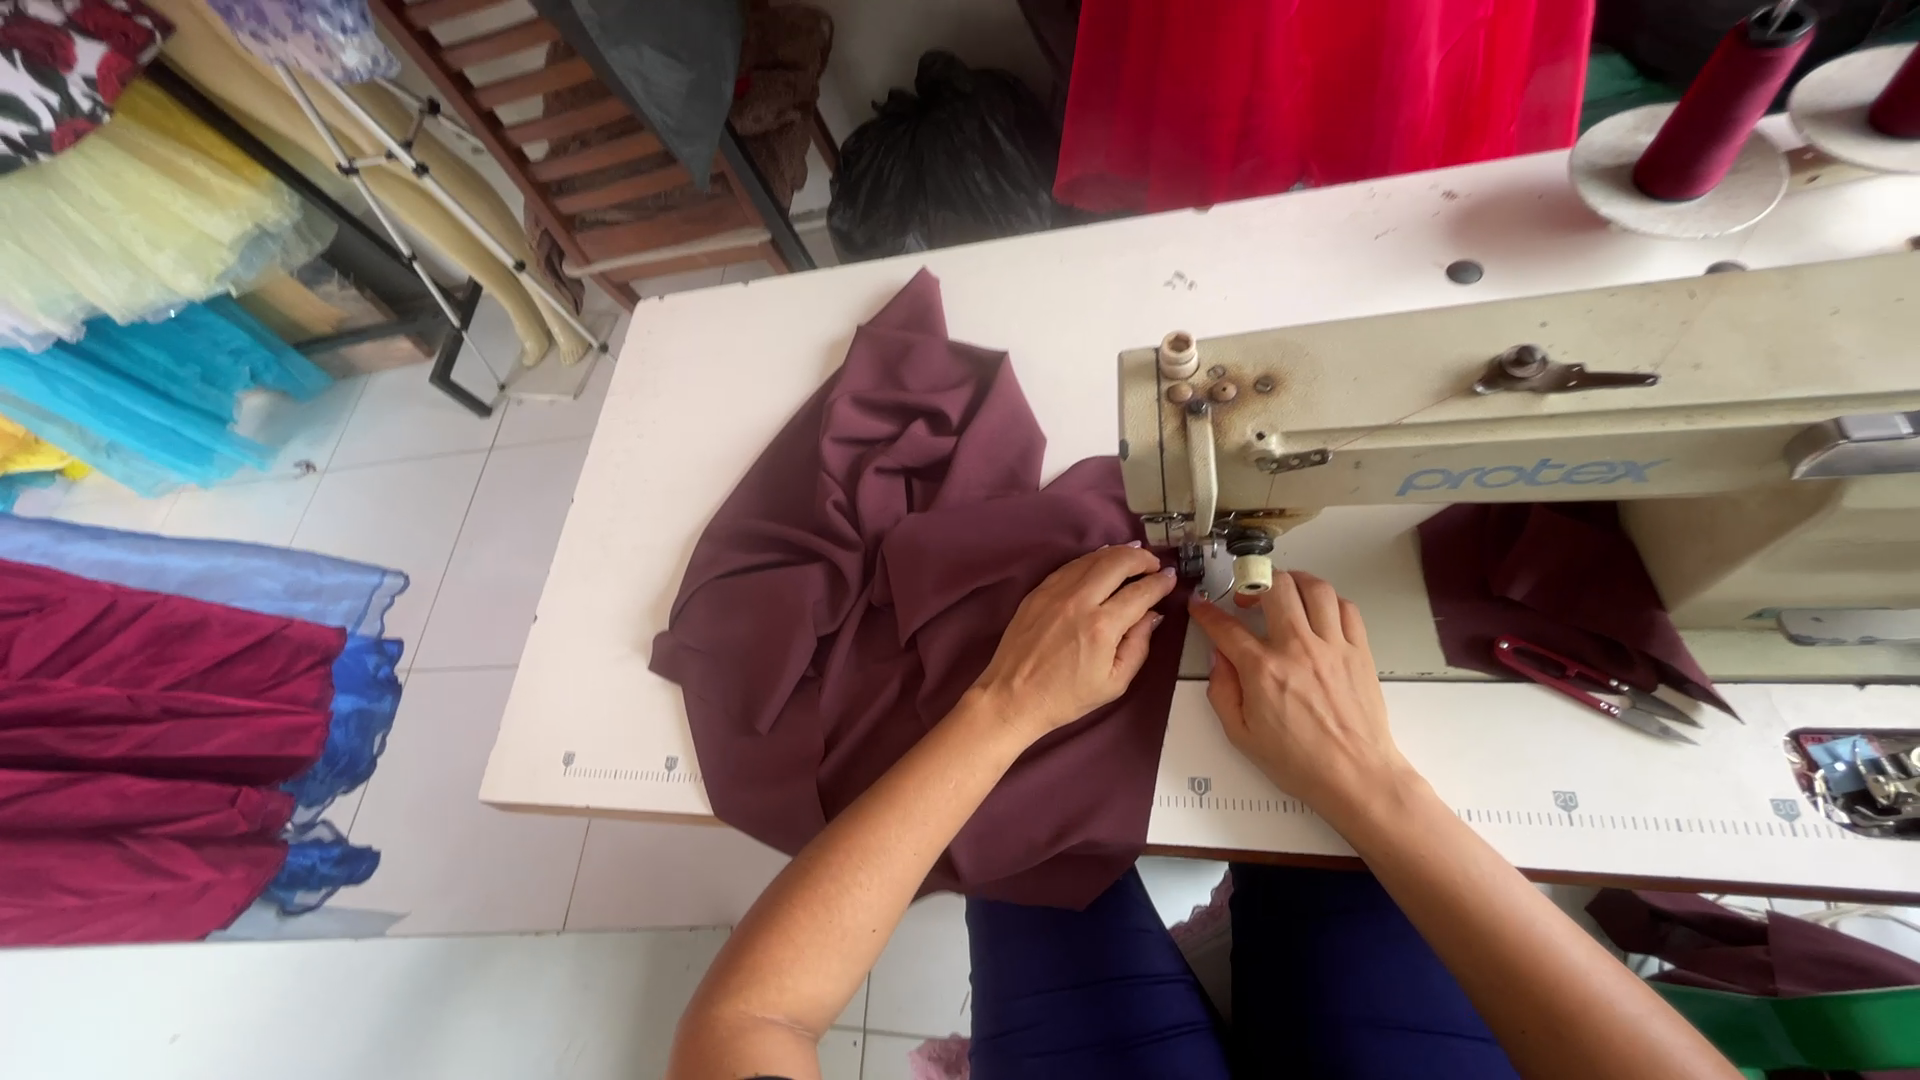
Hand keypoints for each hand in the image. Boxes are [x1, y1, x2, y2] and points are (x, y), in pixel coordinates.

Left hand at [971, 544, 1176, 738]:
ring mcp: (1055, 593)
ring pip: (1093, 559)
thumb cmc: (1065, 697)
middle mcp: (1079, 601)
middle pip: (1118, 562)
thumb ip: (1138, 645)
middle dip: (1142, 558)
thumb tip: (1151, 615)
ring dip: (1118, 553)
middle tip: (1154, 564)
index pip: (1140, 592)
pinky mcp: (1038, 592)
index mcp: (1101, 627)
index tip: (1171, 579)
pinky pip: (1070, 566)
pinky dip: (1091, 559)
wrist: (1013, 697)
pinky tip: (1102, 560)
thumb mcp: (1115, 682)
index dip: (1160, 582)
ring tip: (1134, 555)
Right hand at [1186, 571, 1411, 824]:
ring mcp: (1332, 647)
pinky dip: (1328, 600)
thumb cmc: (1300, 762)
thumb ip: (1222, 691)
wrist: (1355, 777)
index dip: (1206, 612)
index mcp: (1263, 671)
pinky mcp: (1359, 653)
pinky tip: (1316, 611)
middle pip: (1274, 588)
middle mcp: (1298, 649)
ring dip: (1293, 580)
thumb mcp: (1240, 734)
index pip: (1225, 626)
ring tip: (1282, 591)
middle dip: (1253, 582)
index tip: (1200, 606)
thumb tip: (1219, 659)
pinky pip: (1346, 608)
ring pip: (1314, 588)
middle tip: (1245, 596)